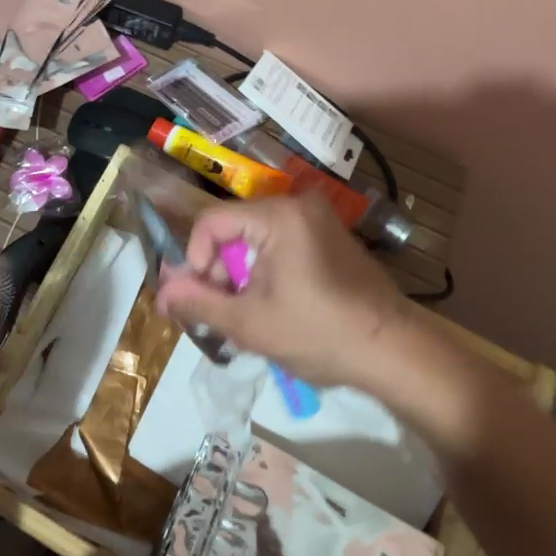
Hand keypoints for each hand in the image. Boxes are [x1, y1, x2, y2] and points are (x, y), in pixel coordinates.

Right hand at [156, 195, 408, 388]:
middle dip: (218, 270)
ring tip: (244, 314)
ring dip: (241, 273)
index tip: (200, 298)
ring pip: (256, 238)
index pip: (211, 221)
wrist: (393, 351)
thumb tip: (161, 293)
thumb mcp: (249, 323)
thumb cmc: (318, 333)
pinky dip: (267, 270)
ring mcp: (318, 218)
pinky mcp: (331, 236)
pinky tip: (272, 306)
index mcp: (278, 215)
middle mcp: (298, 204)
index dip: (195, 260)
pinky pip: (281, 243)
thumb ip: (200, 303)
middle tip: (218, 312)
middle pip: (234, 228)